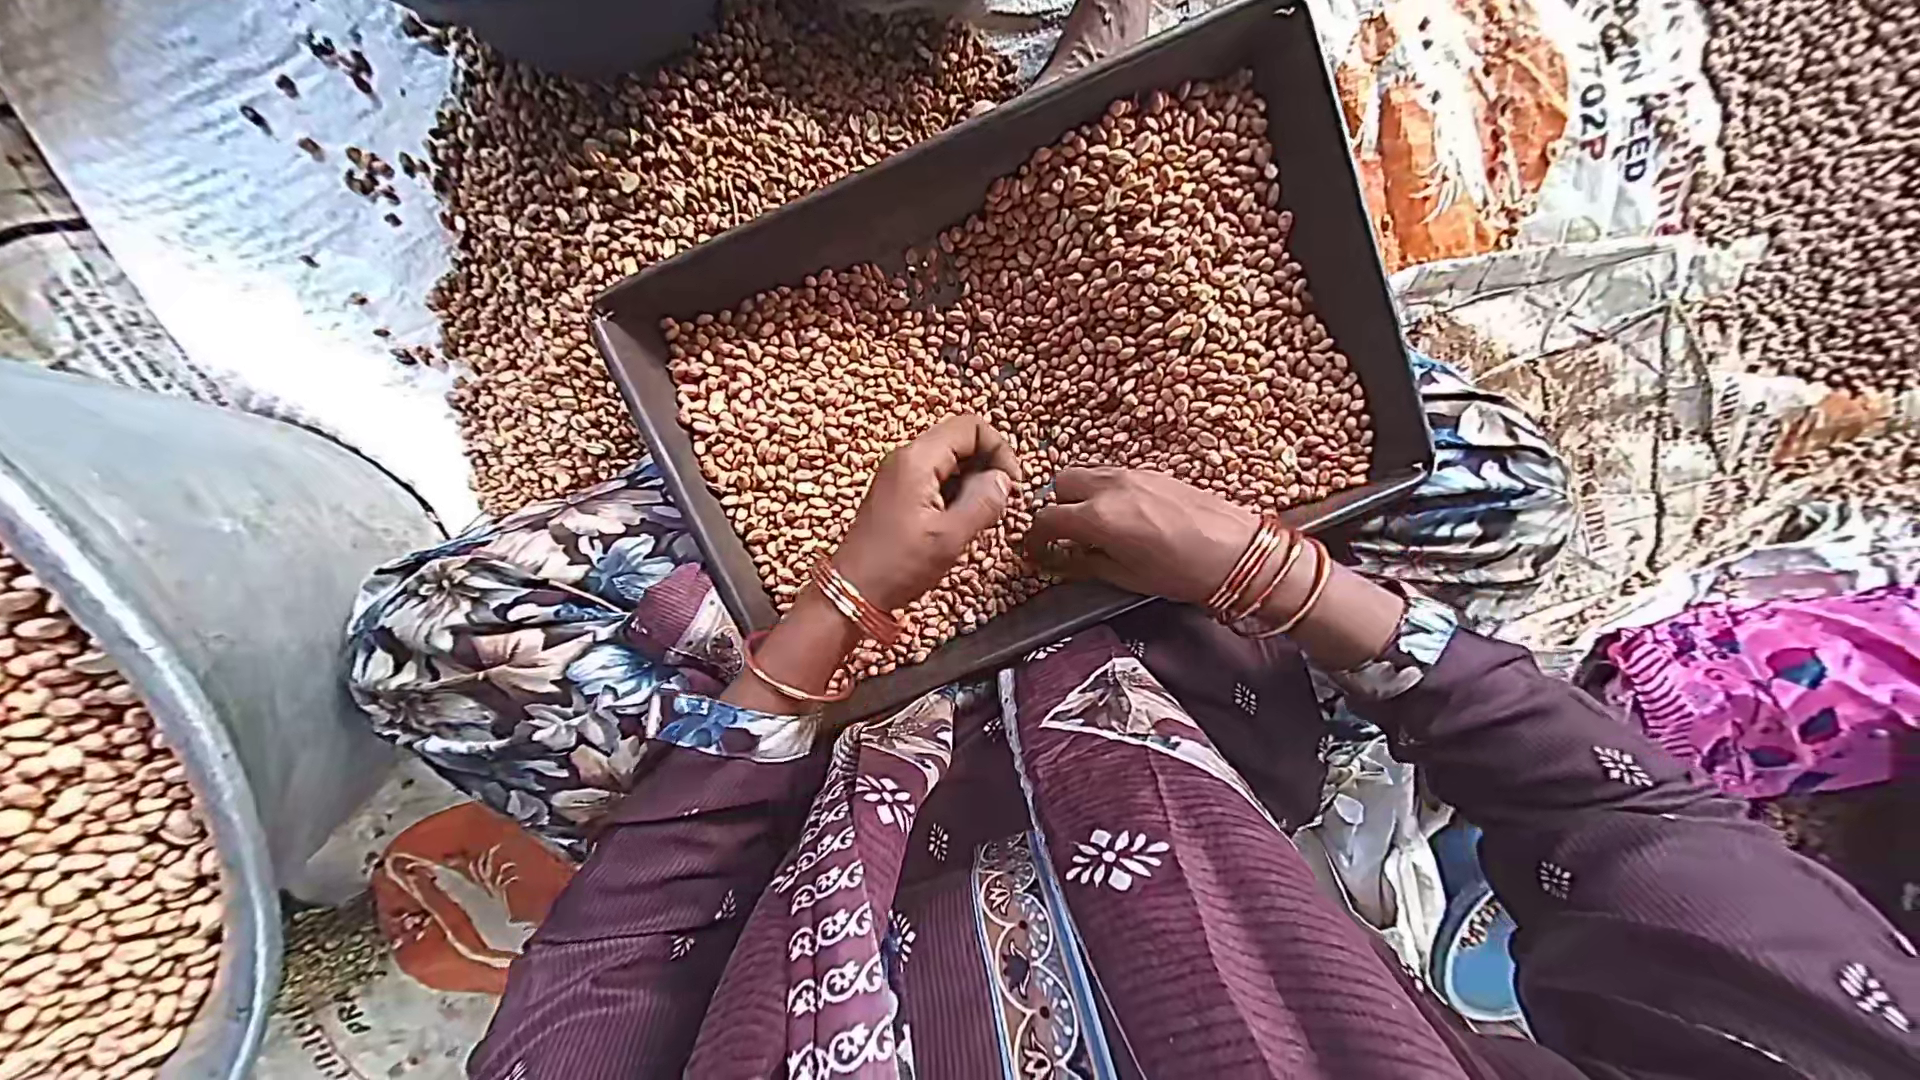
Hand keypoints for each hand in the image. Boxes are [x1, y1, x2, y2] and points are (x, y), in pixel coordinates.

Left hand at [833, 415, 1022, 611]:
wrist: (852, 592)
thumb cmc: (897, 566)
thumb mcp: (949, 537)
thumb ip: (983, 502)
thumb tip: (1004, 479)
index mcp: (917, 459)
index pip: (970, 426)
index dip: (1000, 449)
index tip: (1012, 484)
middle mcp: (906, 458)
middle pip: (960, 441)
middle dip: (988, 466)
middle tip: (1000, 503)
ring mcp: (899, 475)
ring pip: (950, 462)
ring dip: (973, 483)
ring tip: (980, 518)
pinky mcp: (898, 493)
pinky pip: (936, 480)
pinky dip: (956, 494)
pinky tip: (959, 523)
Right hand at [1025, 468, 1257, 604]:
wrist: (1239, 553)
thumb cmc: (1182, 573)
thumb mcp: (1126, 577)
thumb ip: (1085, 563)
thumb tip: (1061, 558)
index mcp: (1098, 517)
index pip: (1046, 518)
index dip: (1035, 537)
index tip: (1036, 550)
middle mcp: (1109, 487)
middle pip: (1060, 483)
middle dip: (1055, 507)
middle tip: (1065, 533)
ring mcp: (1132, 474)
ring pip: (1086, 473)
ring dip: (1078, 495)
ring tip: (1093, 523)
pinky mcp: (1152, 472)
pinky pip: (1111, 475)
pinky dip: (1103, 490)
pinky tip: (1121, 514)